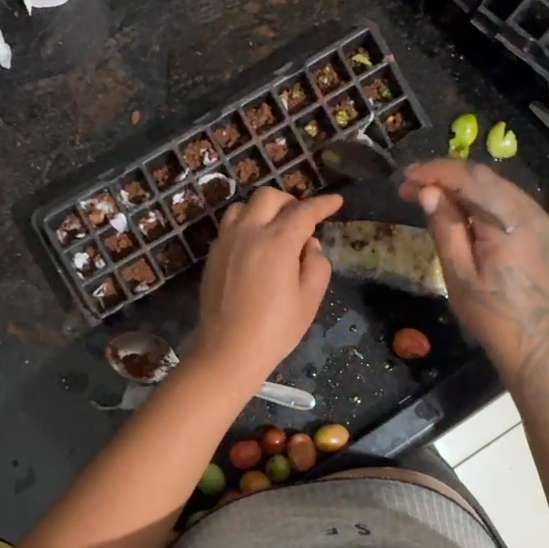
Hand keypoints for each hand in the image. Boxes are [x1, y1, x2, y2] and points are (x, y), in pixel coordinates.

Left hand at [187, 187, 342, 385]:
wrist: (228, 351)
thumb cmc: (275, 330)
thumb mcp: (309, 300)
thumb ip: (317, 265)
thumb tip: (310, 245)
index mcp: (277, 242)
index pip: (304, 211)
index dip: (323, 204)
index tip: (336, 202)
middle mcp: (249, 233)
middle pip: (269, 197)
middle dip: (290, 201)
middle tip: (302, 220)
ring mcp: (226, 242)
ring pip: (243, 206)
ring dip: (263, 210)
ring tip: (275, 230)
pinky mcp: (212, 255)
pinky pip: (229, 226)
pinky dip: (246, 225)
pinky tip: (254, 246)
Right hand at [400, 159, 548, 377]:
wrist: (534, 341)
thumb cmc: (491, 314)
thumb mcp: (459, 274)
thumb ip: (444, 229)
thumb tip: (428, 192)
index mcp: (509, 221)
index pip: (469, 179)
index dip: (435, 172)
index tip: (406, 176)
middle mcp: (529, 211)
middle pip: (483, 179)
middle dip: (445, 178)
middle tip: (410, 188)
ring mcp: (540, 219)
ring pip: (495, 189)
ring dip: (461, 189)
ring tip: (429, 199)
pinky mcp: (541, 231)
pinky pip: (506, 204)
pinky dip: (479, 202)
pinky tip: (459, 213)